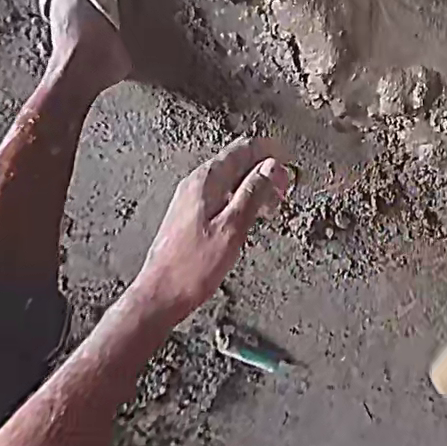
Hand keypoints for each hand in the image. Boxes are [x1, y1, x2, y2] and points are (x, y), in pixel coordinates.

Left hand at [130, 136, 295, 321]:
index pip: (243, 148)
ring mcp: (191, 197)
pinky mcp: (189, 213)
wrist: (158, 297)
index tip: (288, 169)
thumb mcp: (233, 228)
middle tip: (284, 190)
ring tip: (272, 204)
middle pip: (236, 161)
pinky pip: (221, 193)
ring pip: (230, 178)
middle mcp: (196, 182)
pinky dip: (239, 198)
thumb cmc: (193, 266)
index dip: (269, 154)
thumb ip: (253, 192)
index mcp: (207, 179)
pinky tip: (250, 216)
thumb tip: (271, 165)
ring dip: (253, 185)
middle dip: (263, 170)